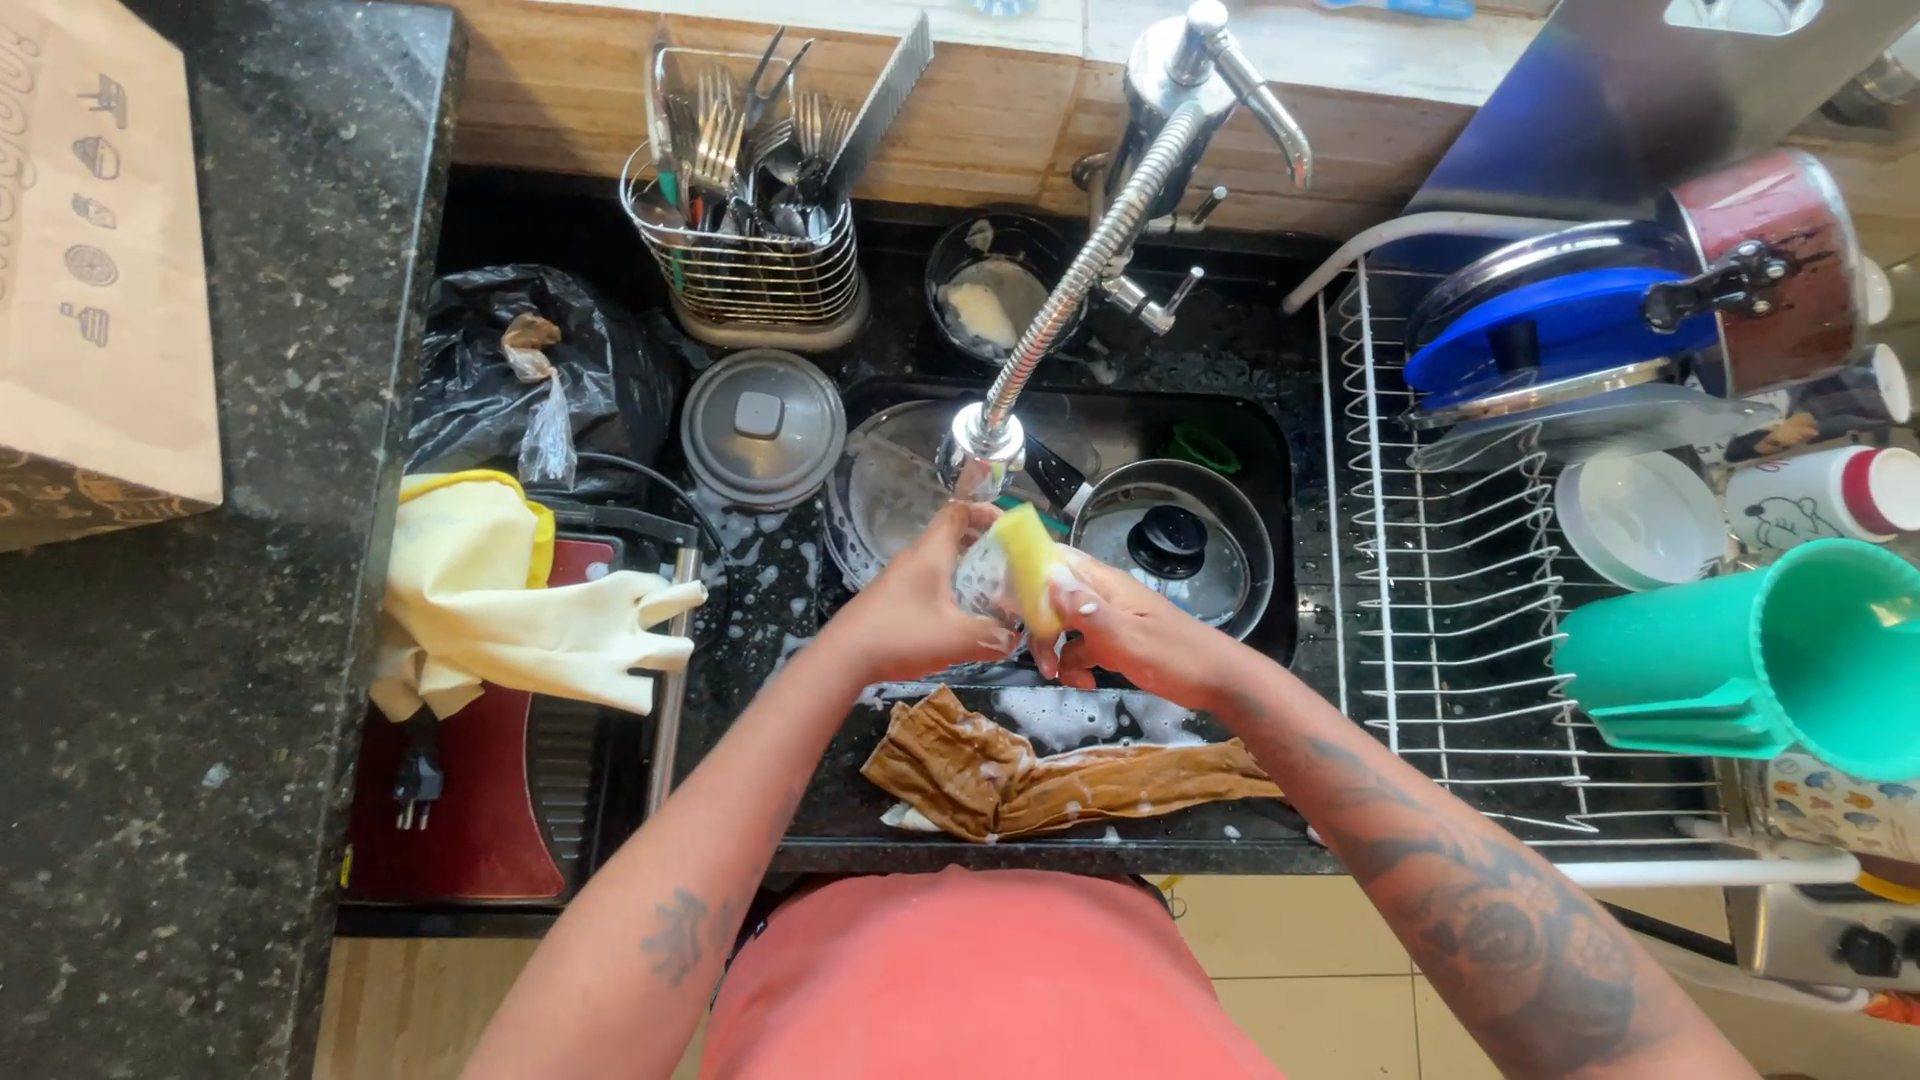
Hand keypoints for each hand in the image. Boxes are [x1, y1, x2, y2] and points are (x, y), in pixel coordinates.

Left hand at [818, 502, 1019, 684]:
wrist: (843, 658)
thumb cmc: (901, 635)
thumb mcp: (956, 638)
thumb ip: (992, 637)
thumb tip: (1014, 639)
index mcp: (931, 552)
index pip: (959, 511)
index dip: (986, 511)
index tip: (1010, 529)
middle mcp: (916, 557)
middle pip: (954, 536)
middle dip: (985, 547)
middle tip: (1010, 566)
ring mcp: (902, 577)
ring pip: (943, 562)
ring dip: (969, 571)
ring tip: (993, 593)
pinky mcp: (894, 598)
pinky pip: (931, 582)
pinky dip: (952, 590)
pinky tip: (962, 616)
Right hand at [1039, 546, 1246, 710]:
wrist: (1219, 682)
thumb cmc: (1175, 655)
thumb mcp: (1125, 636)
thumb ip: (1085, 610)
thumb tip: (1048, 578)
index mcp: (1105, 584)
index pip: (1057, 560)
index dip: (1028, 572)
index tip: (1006, 599)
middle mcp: (1102, 595)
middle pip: (1053, 599)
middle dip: (1040, 628)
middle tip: (1040, 659)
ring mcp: (1109, 618)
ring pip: (1065, 627)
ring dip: (1057, 652)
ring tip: (1061, 679)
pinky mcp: (1115, 641)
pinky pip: (1082, 647)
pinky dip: (1077, 665)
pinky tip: (1086, 683)